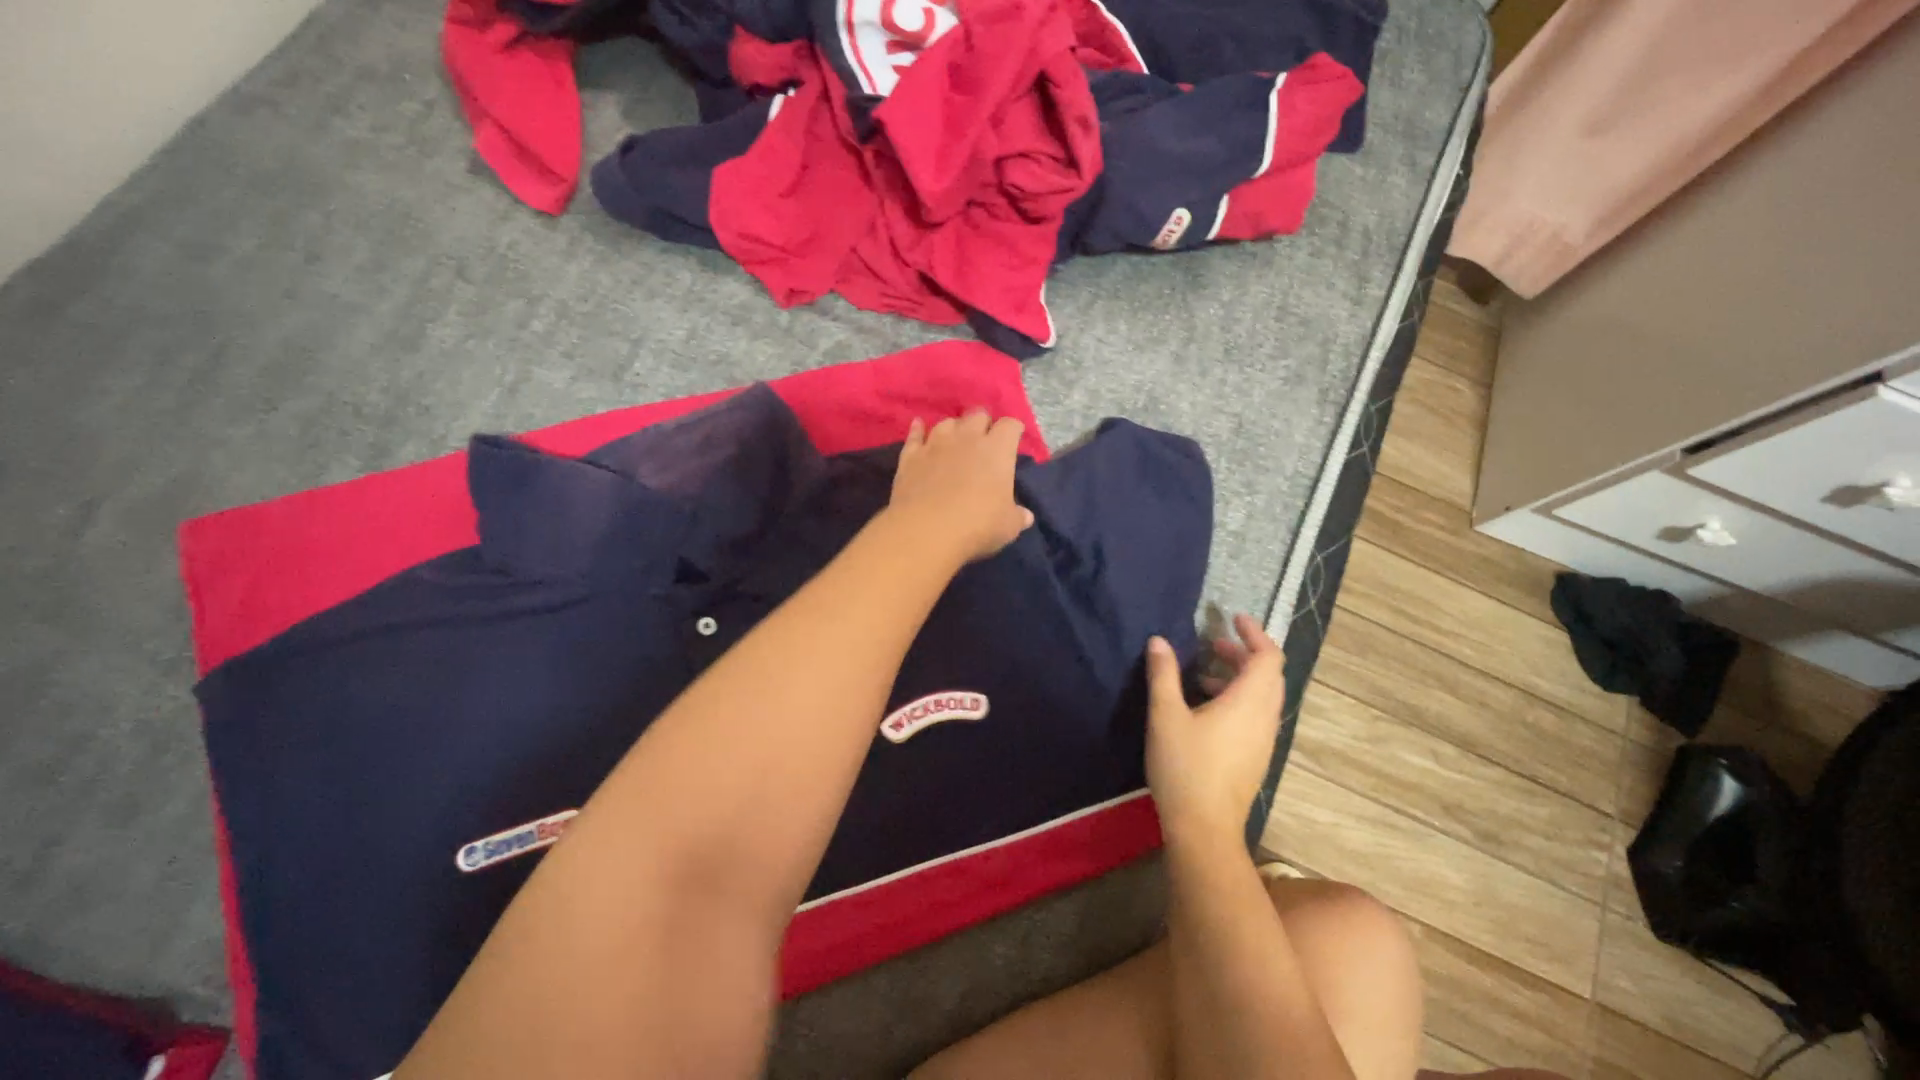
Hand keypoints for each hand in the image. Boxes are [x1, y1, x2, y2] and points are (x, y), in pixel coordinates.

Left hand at [888, 411, 1033, 563]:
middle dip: (984, 423)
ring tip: (956, 439)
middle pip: (978, 415)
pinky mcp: (910, 456)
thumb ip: (1018, 516)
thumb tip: (1025, 516)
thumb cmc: (977, 525)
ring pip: (947, 422)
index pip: (1010, 426)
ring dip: (954, 428)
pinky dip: (918, 429)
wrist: (925, 531)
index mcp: (997, 450)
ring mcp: (936, 444)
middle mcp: (967, 438)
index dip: (1013, 430)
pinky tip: (918, 425)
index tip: (1014, 440)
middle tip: (985, 440)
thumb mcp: (1008, 526)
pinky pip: (915, 434)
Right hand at [1145, 614, 1285, 846]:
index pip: (1268, 656)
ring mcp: (1264, 740)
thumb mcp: (1165, 716)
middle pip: (1268, 675)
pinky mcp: (1256, 758)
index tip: (1233, 619)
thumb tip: (1159, 641)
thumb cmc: (1186, 766)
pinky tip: (1206, 712)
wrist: (1204, 827)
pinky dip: (1238, 700)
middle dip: (1243, 654)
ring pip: (1263, 697)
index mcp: (1249, 701)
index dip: (1254, 633)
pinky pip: (1256, 716)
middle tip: (1212, 646)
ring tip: (1201, 677)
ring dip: (1239, 679)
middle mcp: (1265, 717)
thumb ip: (1163, 675)